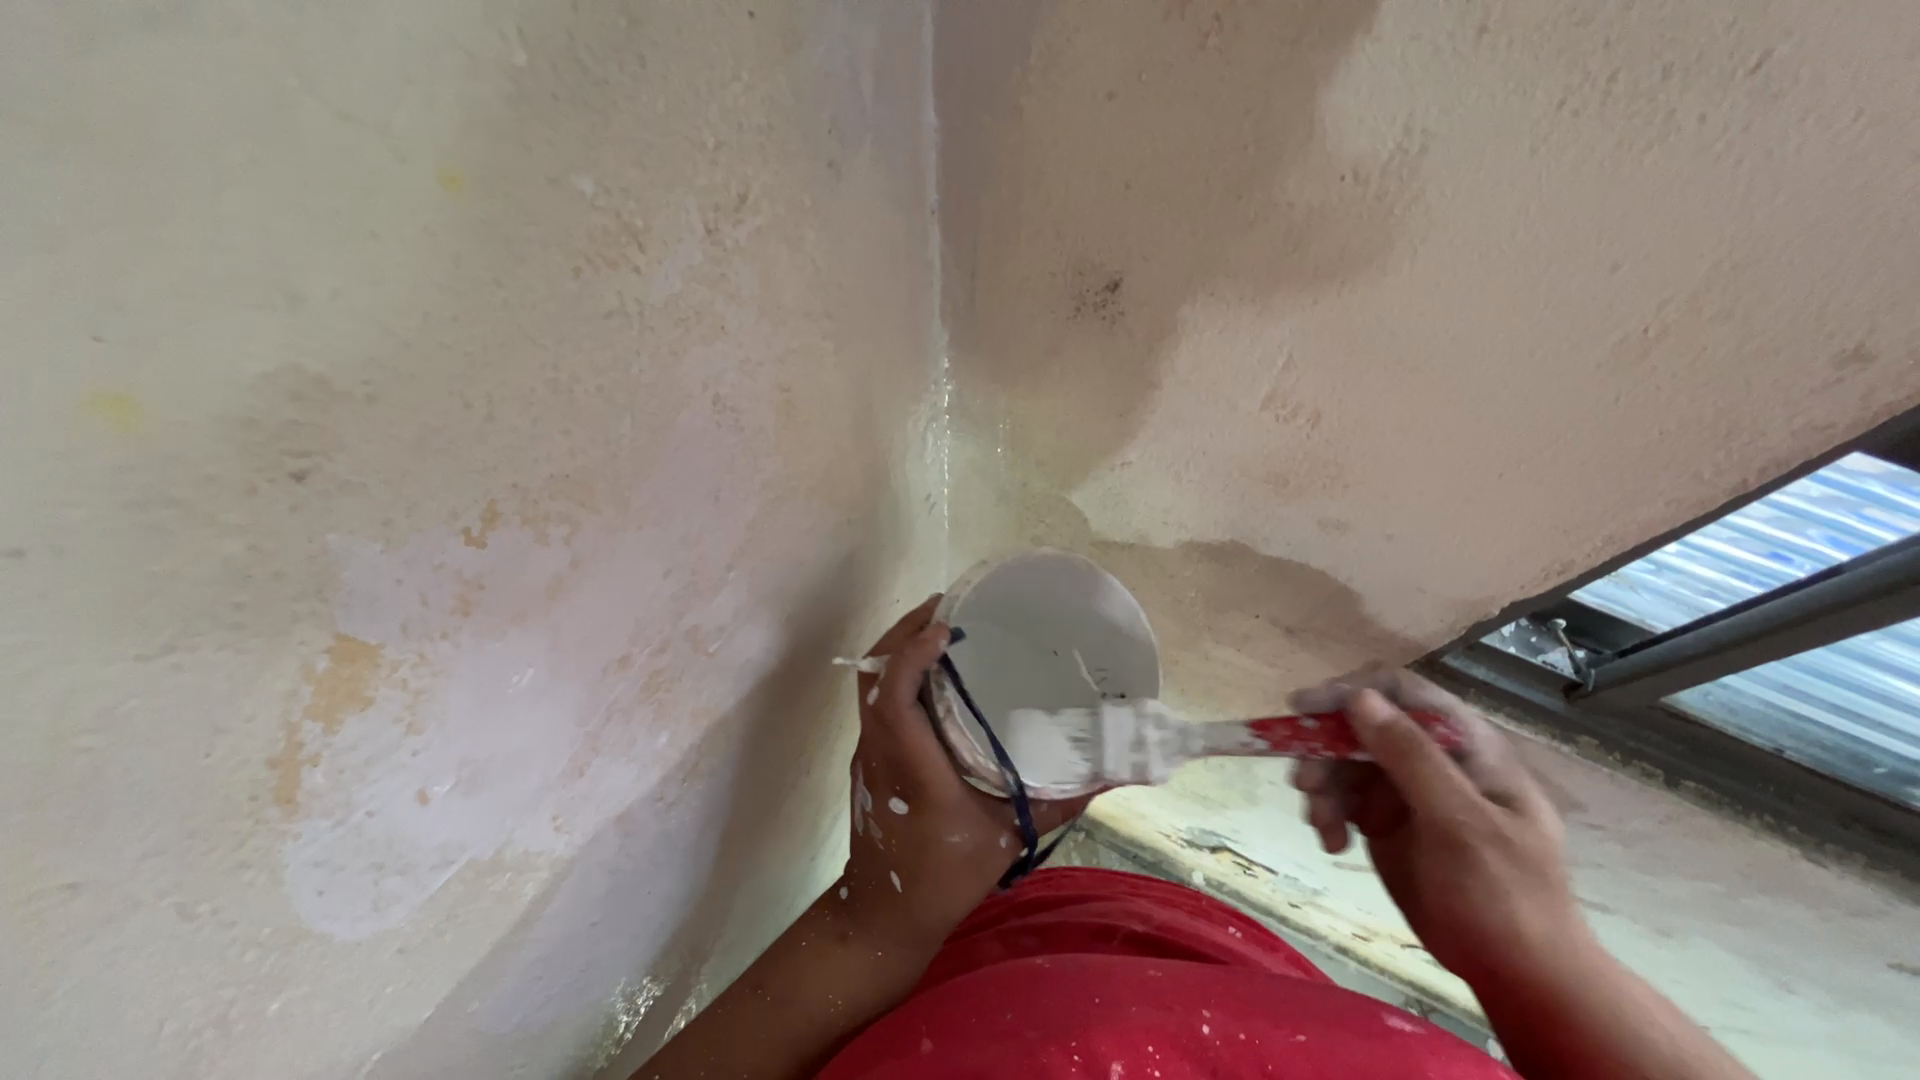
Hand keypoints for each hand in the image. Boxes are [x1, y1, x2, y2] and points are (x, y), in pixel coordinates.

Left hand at [841, 596, 1090, 948]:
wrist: (882, 914)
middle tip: (947, 607)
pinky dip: (896, 671)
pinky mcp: (867, 758)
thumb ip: (1063, 802)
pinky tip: (932, 673)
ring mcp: (867, 753)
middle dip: (903, 631)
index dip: (912, 654)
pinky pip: (874, 699)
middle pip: (873, 674)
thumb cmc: (945, 878)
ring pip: (868, 684)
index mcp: (913, 770)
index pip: (894, 697)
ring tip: (939, 629)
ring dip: (897, 648)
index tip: (946, 627)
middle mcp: (881, 751)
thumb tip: (1117, 771)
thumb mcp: (1010, 838)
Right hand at [1290, 667, 1586, 986]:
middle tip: (1303, 784)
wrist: (1517, 972)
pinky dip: (1327, 814)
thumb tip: (1358, 697)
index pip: (1401, 691)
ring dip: (1322, 787)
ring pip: (1343, 762)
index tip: (1304, 710)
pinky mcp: (1385, 820)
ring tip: (1321, 827)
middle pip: (1360, 726)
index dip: (1350, 691)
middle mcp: (1432, 757)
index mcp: (1465, 745)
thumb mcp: (1461, 824)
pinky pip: (1341, 798)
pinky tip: (1332, 843)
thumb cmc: (1505, 895)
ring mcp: (1407, 789)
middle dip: (1325, 751)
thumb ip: (1412, 757)